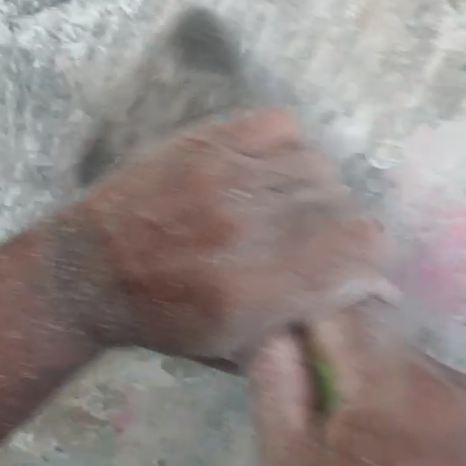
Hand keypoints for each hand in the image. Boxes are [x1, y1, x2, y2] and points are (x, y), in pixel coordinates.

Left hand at [52, 107, 391, 363]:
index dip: (368, 254)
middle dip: (339, 224)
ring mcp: (220, 176)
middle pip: (339, 203)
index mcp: (254, 288)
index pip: (357, 247)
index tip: (354, 259)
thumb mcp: (232, 342)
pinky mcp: (201, 142)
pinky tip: (268, 167)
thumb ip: (304, 313)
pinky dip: (288, 144)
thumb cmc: (161, 316)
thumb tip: (379, 285)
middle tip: (315, 235)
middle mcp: (243, 226)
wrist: (86, 269)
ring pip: (315, 163)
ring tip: (288, 202)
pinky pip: (279, 123)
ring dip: (315, 186)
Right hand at [248, 306, 465, 465]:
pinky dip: (438, 422)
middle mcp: (459, 387)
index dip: (310, 324)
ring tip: (383, 460)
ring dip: (397, 394)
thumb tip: (275, 323)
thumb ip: (275, 380)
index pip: (341, 309)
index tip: (294, 355)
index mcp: (393, 387)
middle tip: (335, 428)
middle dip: (353, 366)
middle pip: (386, 342)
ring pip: (427, 373)